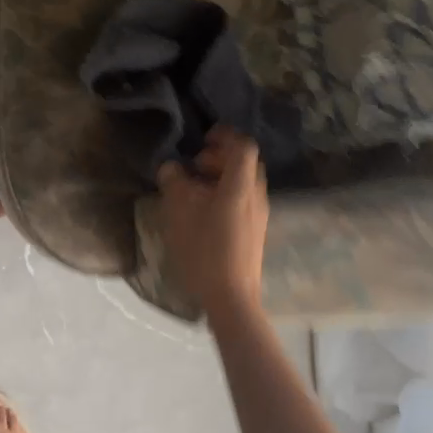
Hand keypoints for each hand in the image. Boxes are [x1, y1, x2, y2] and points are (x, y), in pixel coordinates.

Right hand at [156, 126, 269, 316]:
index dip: (226, 136)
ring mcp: (259, 215)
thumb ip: (174, 183)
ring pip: (245, 182)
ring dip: (222, 177)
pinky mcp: (255, 231)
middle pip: (246, 163)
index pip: (243, 146)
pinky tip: (204, 210)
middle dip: (221, 156)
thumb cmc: (203, 250)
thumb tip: (172, 167)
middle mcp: (256, 195)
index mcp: (240, 185)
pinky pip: (244, 199)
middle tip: (195, 163)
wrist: (231, 297)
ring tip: (195, 188)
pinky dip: (226, 193)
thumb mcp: (179, 213)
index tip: (204, 137)